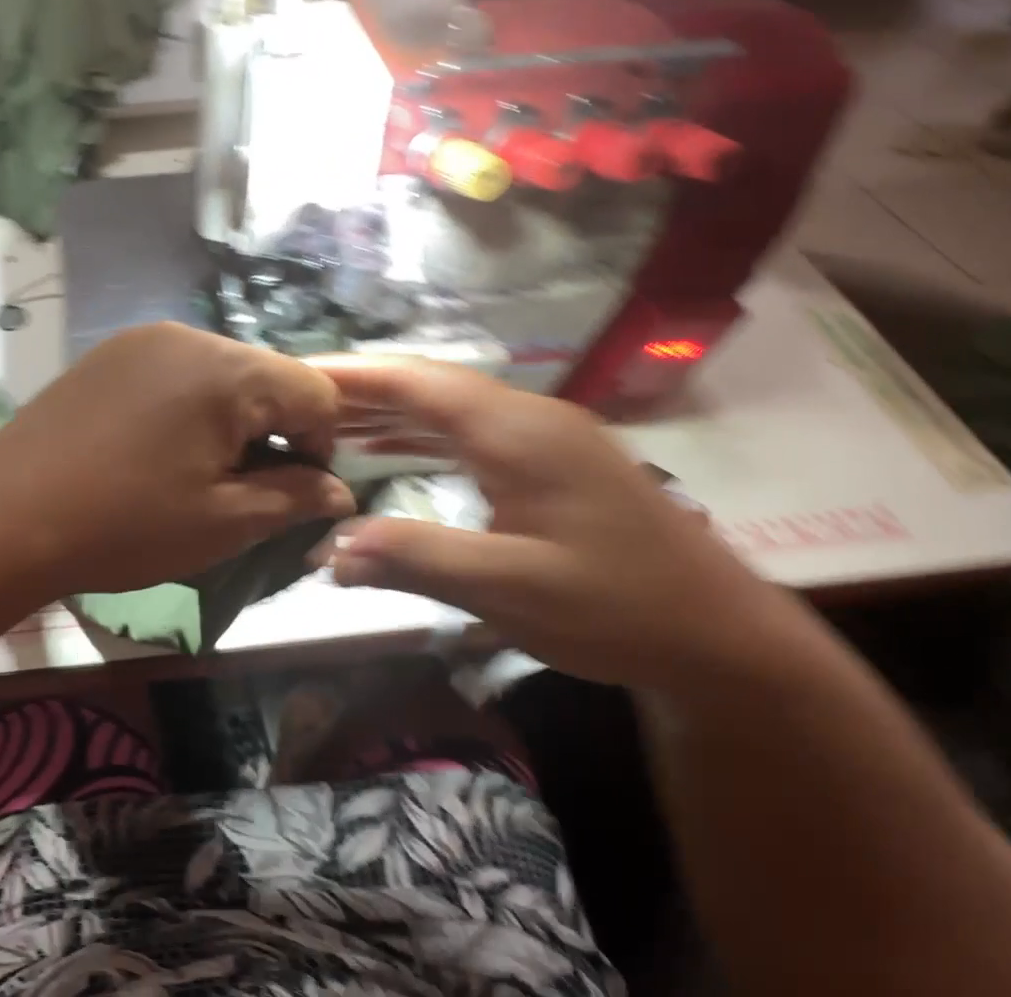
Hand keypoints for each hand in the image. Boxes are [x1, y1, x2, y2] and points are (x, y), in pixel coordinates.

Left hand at [0, 323, 357, 597]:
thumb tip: (337, 490)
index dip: (321, 446)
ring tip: (195, 476)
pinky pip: (171, 374)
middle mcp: (184, 336)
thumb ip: (292, 499)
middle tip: (243, 491)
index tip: (295, 494)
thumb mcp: (222, 522)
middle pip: (265, 376)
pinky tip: (153, 454)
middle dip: (273, 432)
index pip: (315, 391)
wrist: (0, 521)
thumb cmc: (122, 526)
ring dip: (229, 421)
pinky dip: (186, 410)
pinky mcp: (102, 359)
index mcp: (225, 370)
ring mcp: (136, 342)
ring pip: (217, 374)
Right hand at [310, 356, 812, 692]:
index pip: (415, 383)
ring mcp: (545, 439)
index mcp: (516, 433)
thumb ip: (415, 558)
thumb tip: (326, 549)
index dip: (348, 376)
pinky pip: (469, 433)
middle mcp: (529, 419)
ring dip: (387, 412)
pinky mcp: (553, 464)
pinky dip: (419, 435)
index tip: (291, 375)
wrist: (720, 635)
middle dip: (359, 391)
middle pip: (429, 387)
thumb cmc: (615, 608)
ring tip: (324, 422)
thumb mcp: (507, 589)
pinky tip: (389, 450)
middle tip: (293, 402)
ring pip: (448, 408)